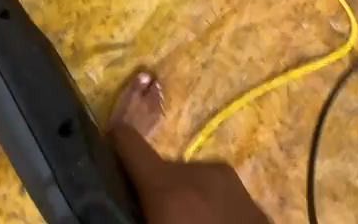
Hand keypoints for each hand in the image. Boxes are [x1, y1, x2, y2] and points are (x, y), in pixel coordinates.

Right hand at [109, 125, 270, 223]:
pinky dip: (209, 209)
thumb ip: (135, 216)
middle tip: (153, 220)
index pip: (127, 141)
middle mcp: (199, 173)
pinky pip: (218, 195)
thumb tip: (116, 209)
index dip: (112, 145)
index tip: (103, 157)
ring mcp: (230, 182)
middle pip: (162, 169)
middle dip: (154, 192)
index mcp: (167, 187)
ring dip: (184, 200)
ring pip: (192, 181)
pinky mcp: (253, 199)